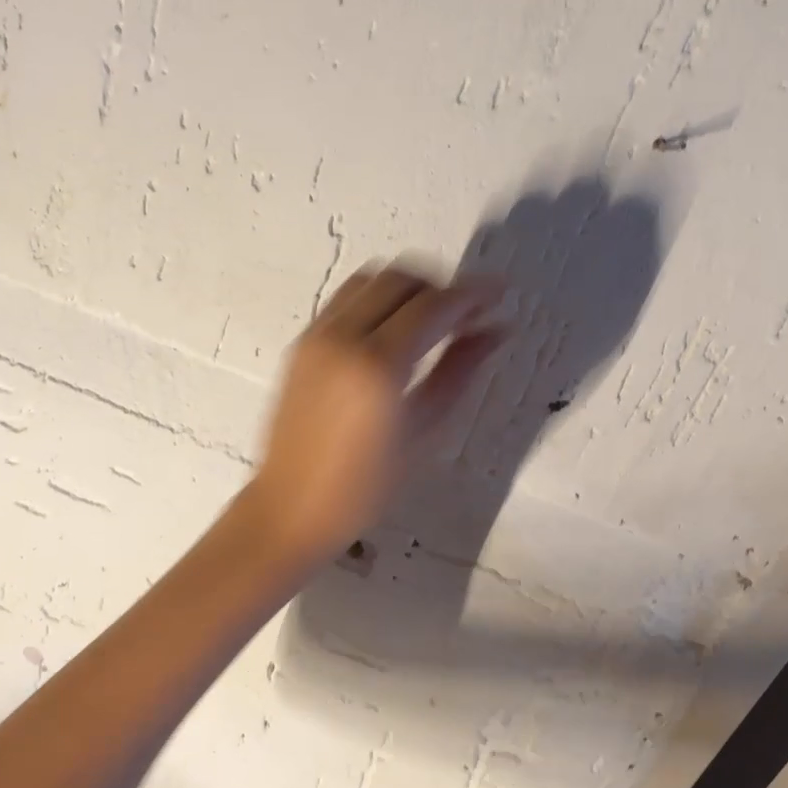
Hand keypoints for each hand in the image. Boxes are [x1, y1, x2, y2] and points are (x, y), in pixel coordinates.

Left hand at [246, 261, 504, 563]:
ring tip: (430, 322)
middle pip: (401, 278)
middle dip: (439, 287)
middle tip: (465, 315)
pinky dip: (375, 300)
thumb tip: (494, 331)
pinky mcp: (300, 345)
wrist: (290, 508)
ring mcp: (316, 338)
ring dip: (406, 289)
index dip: (472, 295)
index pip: (433, 305)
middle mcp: (342, 338)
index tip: (498, 296)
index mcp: (378, 365)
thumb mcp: (423, 435)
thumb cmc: (363, 489)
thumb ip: (459, 373)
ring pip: (369, 279)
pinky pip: (344, 300)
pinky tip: (392, 334)